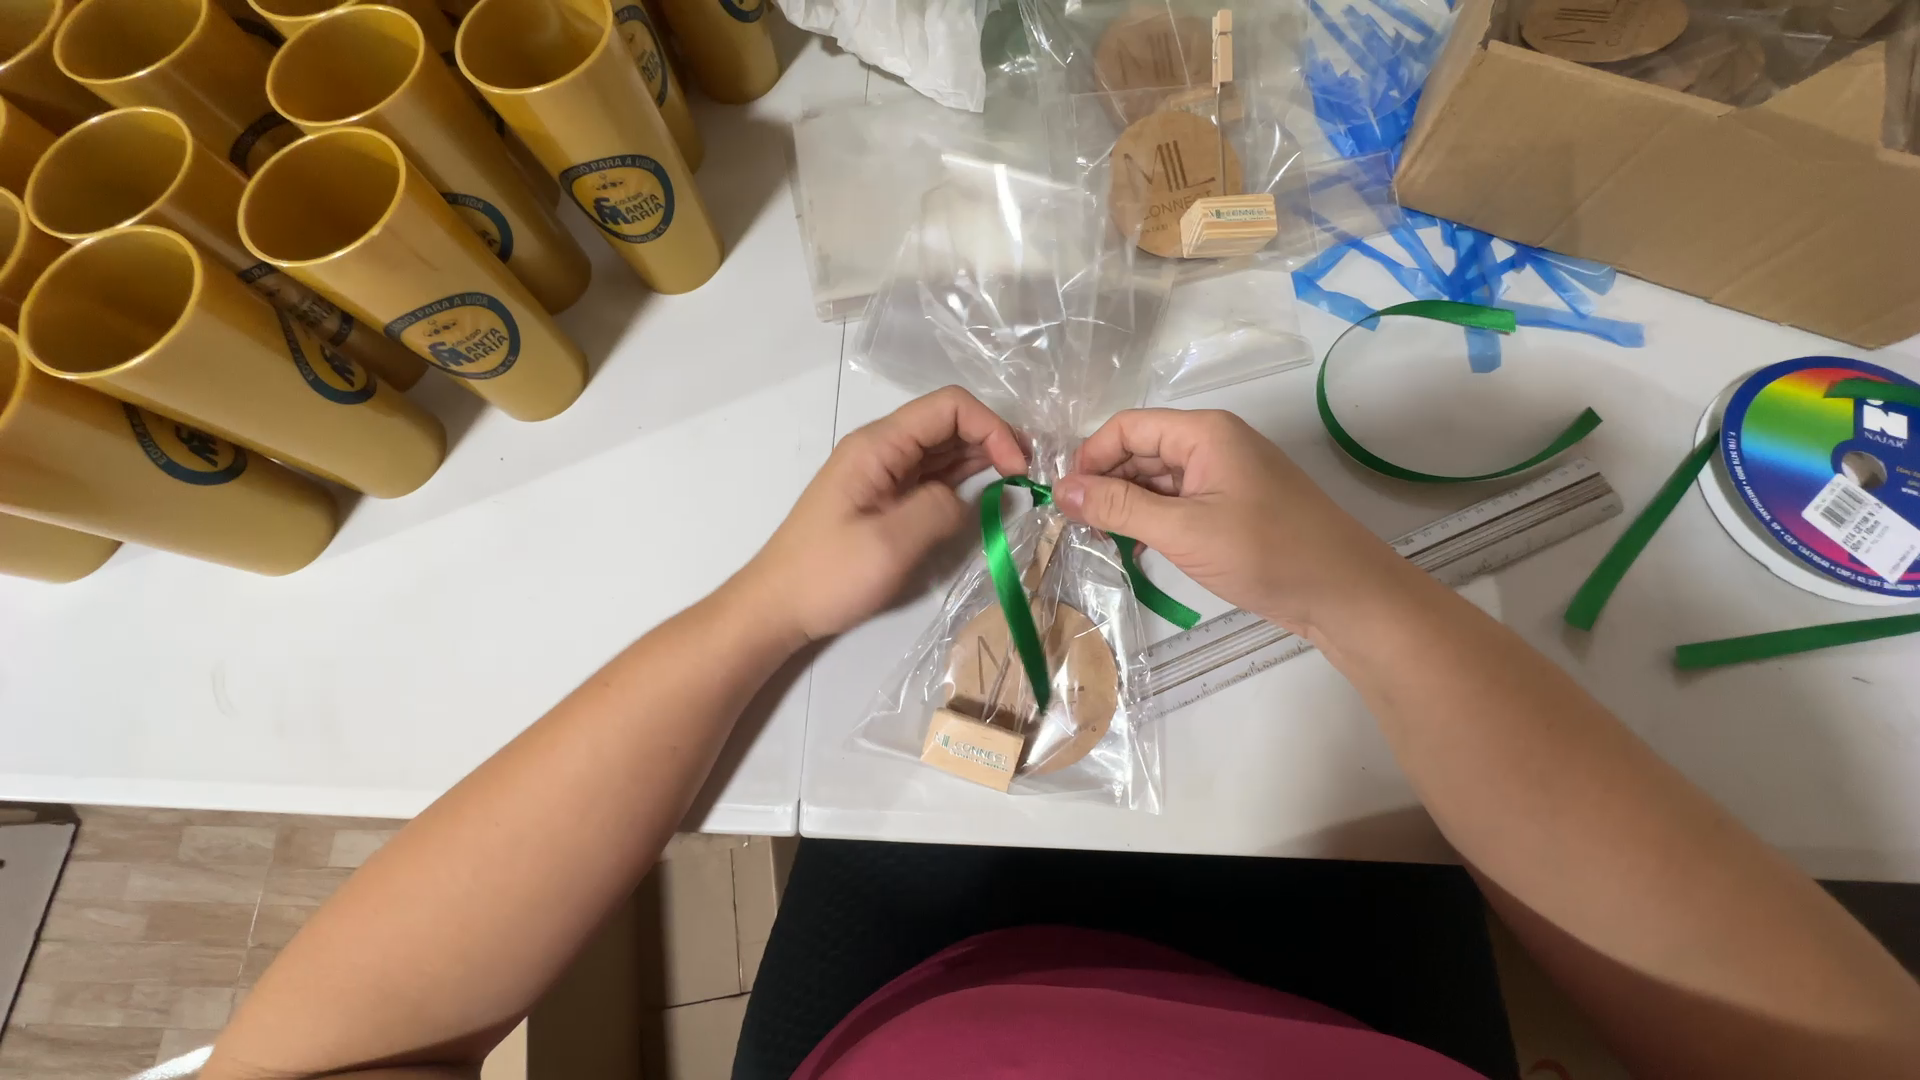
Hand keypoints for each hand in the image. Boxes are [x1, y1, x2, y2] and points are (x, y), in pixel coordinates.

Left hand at [739, 387, 1026, 647]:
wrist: (778, 606)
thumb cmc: (828, 574)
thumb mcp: (890, 544)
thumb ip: (940, 510)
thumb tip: (968, 500)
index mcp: (878, 445)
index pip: (948, 407)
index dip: (991, 427)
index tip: (1017, 468)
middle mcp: (883, 449)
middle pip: (949, 423)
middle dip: (994, 440)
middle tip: (1029, 475)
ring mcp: (884, 473)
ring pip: (944, 449)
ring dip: (983, 459)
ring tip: (1019, 482)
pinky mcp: (887, 498)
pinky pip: (933, 477)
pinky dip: (964, 481)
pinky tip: (988, 495)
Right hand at [1052, 409, 1419, 636]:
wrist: (1345, 594)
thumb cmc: (1266, 552)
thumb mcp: (1183, 530)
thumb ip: (1119, 507)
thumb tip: (1061, 489)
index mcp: (1203, 432)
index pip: (1127, 428)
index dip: (1090, 458)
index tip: (1065, 499)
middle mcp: (1212, 444)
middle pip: (1140, 451)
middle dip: (1106, 484)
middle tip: (1078, 526)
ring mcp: (1222, 476)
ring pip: (1156, 480)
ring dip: (1126, 507)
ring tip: (1102, 541)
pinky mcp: (1229, 506)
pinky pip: (1176, 503)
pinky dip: (1151, 522)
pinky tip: (1135, 549)